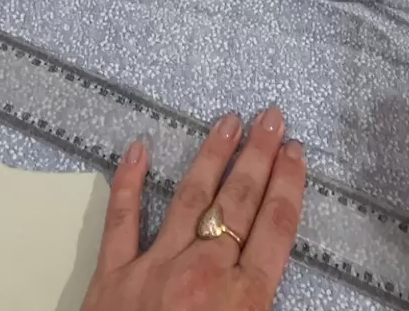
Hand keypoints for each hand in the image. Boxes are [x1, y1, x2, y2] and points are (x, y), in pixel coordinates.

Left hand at [79, 107, 306, 310]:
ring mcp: (155, 269)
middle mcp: (203, 275)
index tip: (296, 151)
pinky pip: (122, 220)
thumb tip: (275, 277)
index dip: (288, 185)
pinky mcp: (112, 276)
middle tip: (271, 117)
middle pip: (240, 201)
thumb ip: (262, 309)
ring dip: (212, 154)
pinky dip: (129, 183)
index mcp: (242, 304)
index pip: (274, 228)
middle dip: (259, 155)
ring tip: (229, 121)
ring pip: (191, 197)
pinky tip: (138, 148)